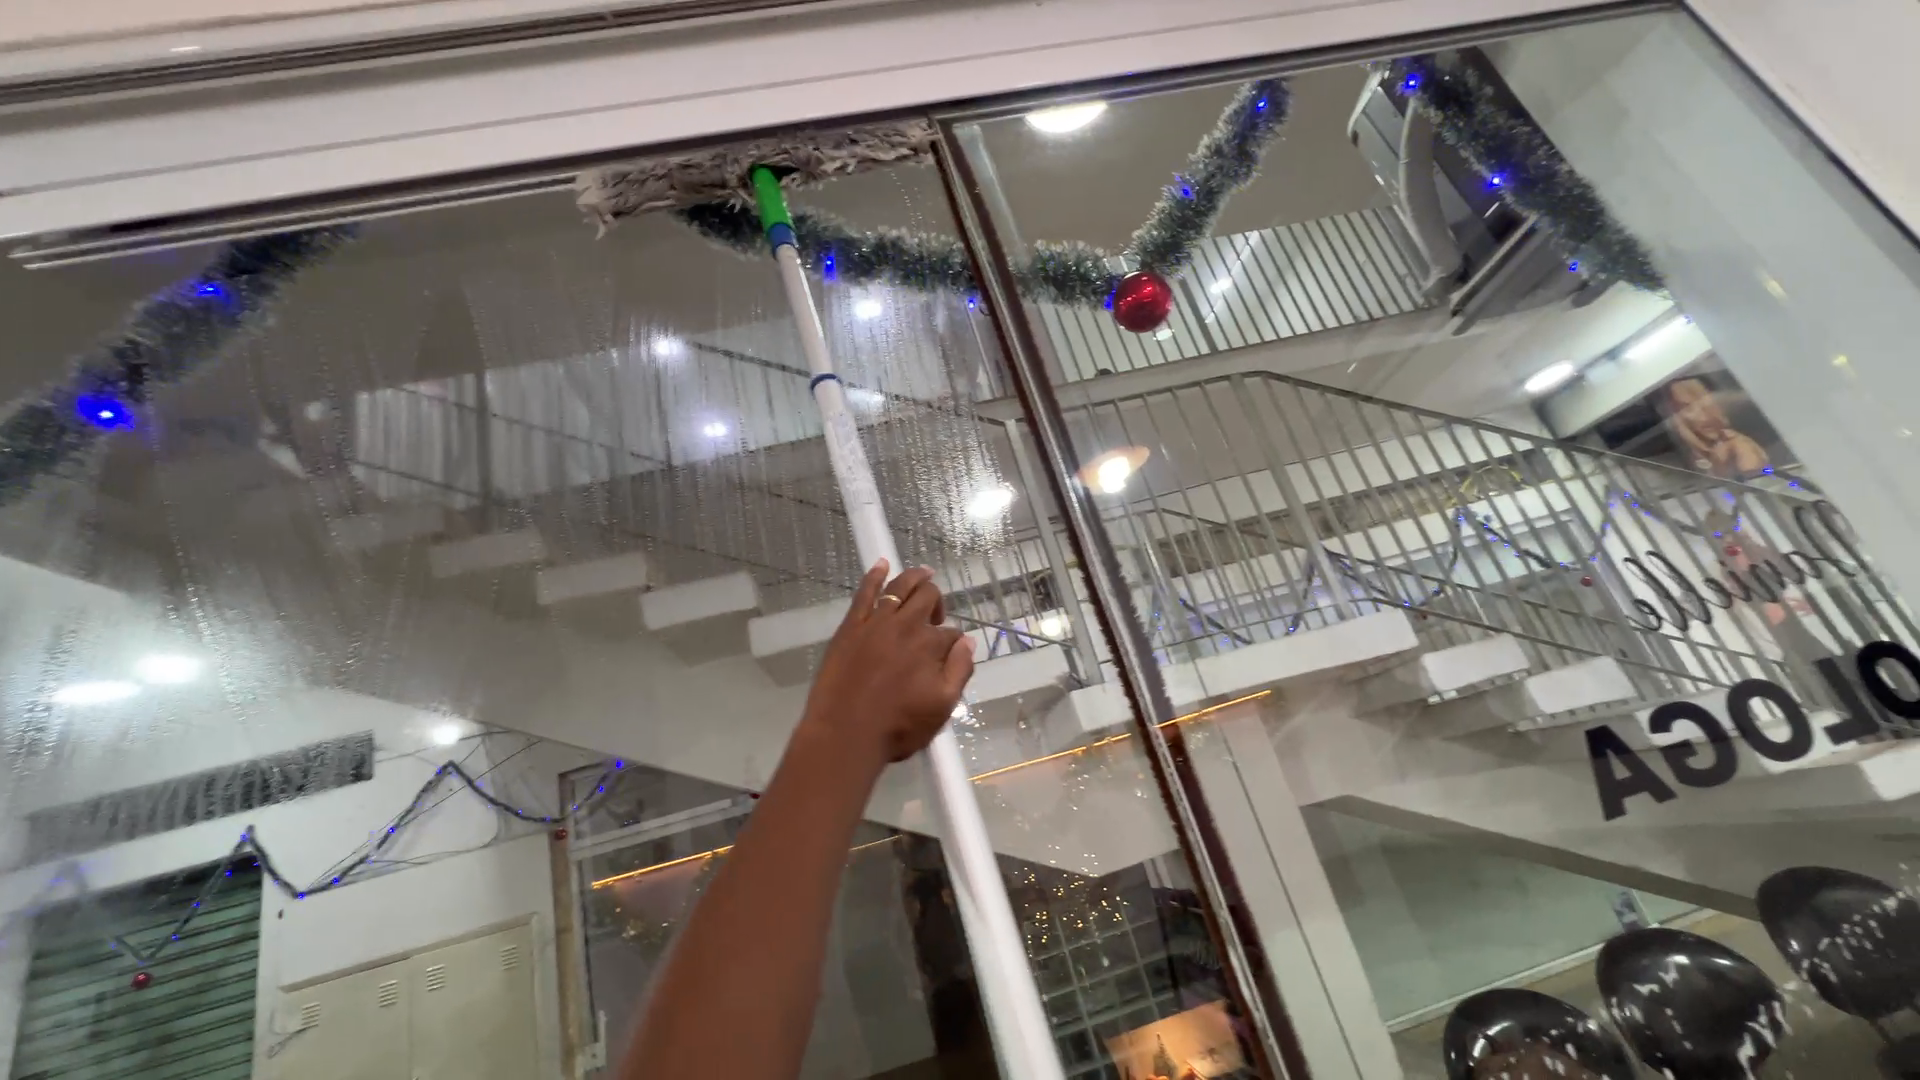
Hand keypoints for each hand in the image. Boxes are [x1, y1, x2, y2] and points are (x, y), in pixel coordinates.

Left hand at [799, 560, 975, 769]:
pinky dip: (875, 575)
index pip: (951, 634)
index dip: (954, 642)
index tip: (950, 653)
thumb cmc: (897, 727)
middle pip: (930, 598)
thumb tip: (968, 642)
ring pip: (901, 586)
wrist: (845, 734)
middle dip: (938, 602)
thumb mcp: (942, 707)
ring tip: (924, 572)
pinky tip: (882, 564)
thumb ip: (960, 671)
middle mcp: (907, 626)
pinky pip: (865, 592)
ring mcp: (877, 622)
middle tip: (936, 616)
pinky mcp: (851, 626)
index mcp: (931, 646)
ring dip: (916, 577)